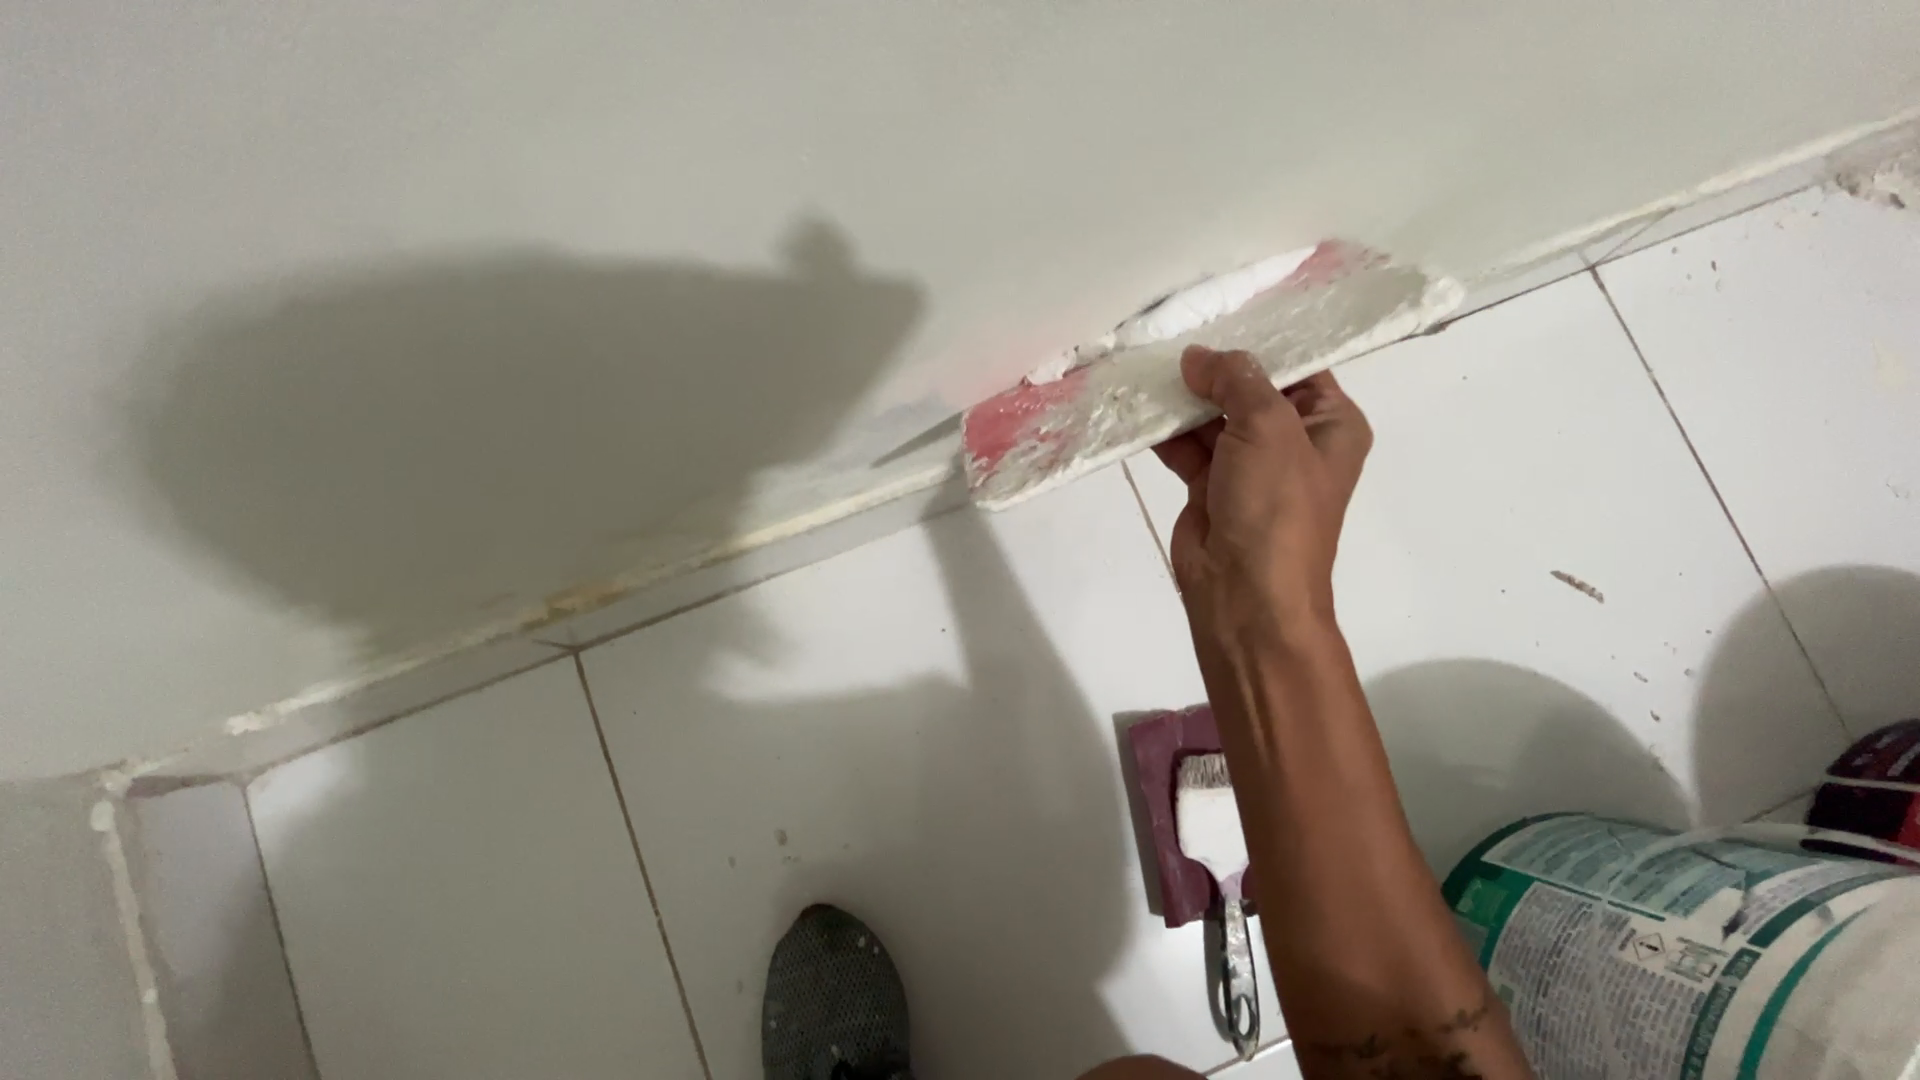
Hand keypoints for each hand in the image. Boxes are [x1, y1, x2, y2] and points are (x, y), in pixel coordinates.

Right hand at [1152, 345, 1371, 634]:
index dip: (1261, 342)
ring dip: (1183, 398)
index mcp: (1329, 425)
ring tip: (1148, 365)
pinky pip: (1186, 446)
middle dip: (1213, 369)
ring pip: (1212, 417)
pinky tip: (1138, 405)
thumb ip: (1237, 380)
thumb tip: (1198, 356)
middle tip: (1172, 334)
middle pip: (1249, 390)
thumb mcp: (1268, 427)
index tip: (1219, 311)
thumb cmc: (1275, 506)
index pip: (1299, 367)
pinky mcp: (1209, 487)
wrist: (1245, 593)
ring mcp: (1248, 467)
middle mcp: (1291, 442)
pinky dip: (1164, 430)